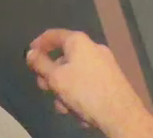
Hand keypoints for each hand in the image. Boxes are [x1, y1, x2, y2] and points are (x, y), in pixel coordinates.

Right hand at [25, 30, 152, 137]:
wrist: (124, 117)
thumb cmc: (85, 91)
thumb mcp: (56, 78)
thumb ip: (40, 64)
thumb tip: (30, 53)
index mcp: (78, 41)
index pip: (52, 35)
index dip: (37, 45)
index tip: (29, 58)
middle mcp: (93, 48)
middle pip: (64, 58)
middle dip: (52, 75)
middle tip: (45, 89)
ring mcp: (106, 65)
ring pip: (77, 74)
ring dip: (66, 90)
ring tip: (64, 108)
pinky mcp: (114, 82)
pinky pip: (90, 84)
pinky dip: (81, 95)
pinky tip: (80, 112)